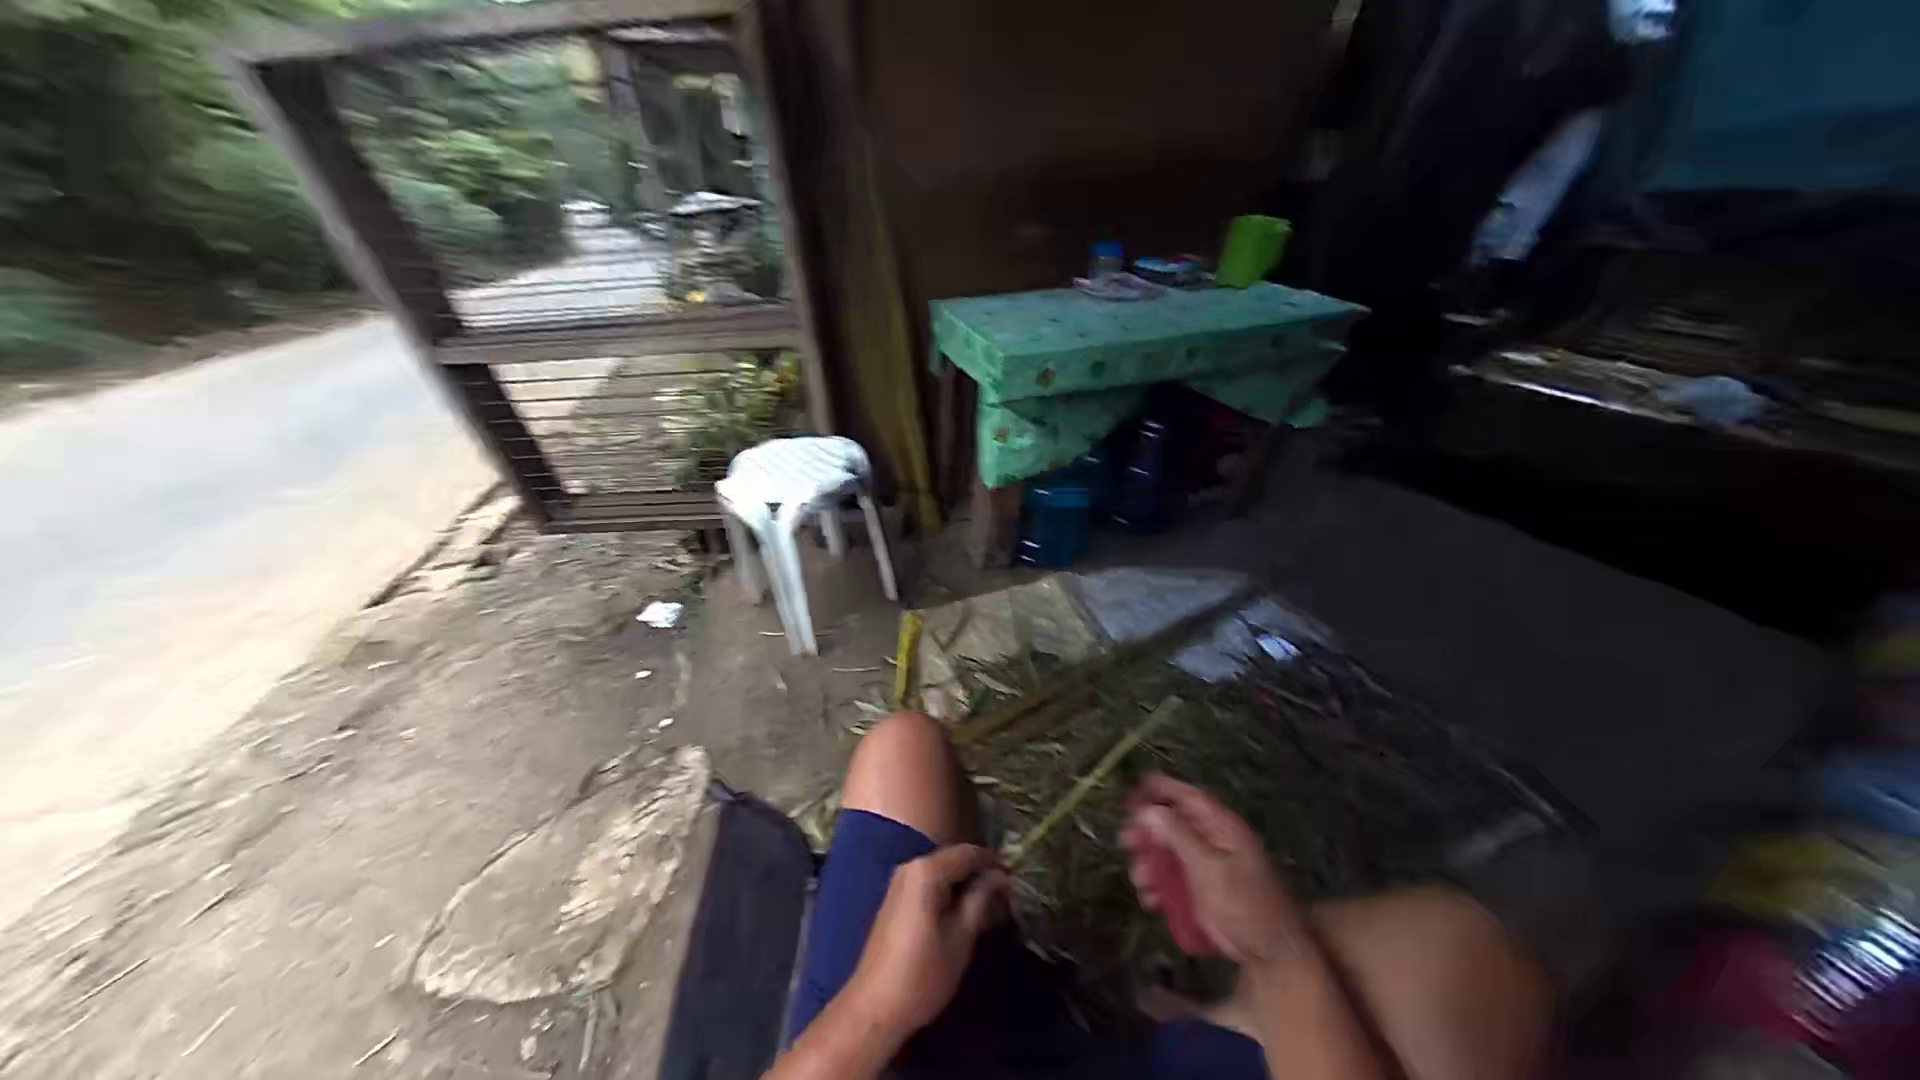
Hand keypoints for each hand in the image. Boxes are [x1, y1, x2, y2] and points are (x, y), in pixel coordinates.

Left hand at [844, 843, 1008, 1033]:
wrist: (875, 1008)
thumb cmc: (923, 975)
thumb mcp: (961, 937)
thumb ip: (981, 898)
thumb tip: (1000, 875)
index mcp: (927, 871)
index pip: (969, 852)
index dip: (994, 861)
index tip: (1017, 874)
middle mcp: (911, 867)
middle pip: (954, 858)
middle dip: (981, 871)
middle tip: (1007, 890)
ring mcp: (900, 881)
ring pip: (942, 870)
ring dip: (966, 882)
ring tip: (991, 902)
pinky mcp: (896, 898)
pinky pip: (930, 882)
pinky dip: (950, 890)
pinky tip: (965, 909)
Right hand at [1122, 773, 1305, 967]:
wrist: (1272, 956)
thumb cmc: (1246, 907)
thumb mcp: (1209, 868)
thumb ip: (1179, 836)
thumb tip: (1150, 810)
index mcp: (1223, 828)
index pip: (1188, 796)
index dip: (1161, 789)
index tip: (1134, 792)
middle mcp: (1214, 841)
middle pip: (1173, 823)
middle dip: (1148, 832)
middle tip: (1128, 841)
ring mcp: (1208, 865)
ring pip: (1168, 851)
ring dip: (1149, 862)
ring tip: (1140, 880)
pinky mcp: (1202, 888)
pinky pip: (1173, 876)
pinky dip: (1158, 883)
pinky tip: (1151, 899)